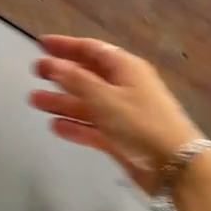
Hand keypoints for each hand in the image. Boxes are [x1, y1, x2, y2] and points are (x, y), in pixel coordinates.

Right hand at [29, 36, 207, 192]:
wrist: (175, 166)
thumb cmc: (141, 123)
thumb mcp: (106, 98)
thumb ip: (77, 80)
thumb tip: (54, 64)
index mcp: (125, 68)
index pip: (91, 49)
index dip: (66, 45)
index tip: (41, 43)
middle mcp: (124, 86)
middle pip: (88, 75)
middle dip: (61, 73)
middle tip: (35, 72)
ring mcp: (122, 113)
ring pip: (87, 102)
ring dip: (62, 100)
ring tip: (35, 100)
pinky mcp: (121, 138)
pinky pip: (93, 126)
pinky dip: (75, 126)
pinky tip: (55, 126)